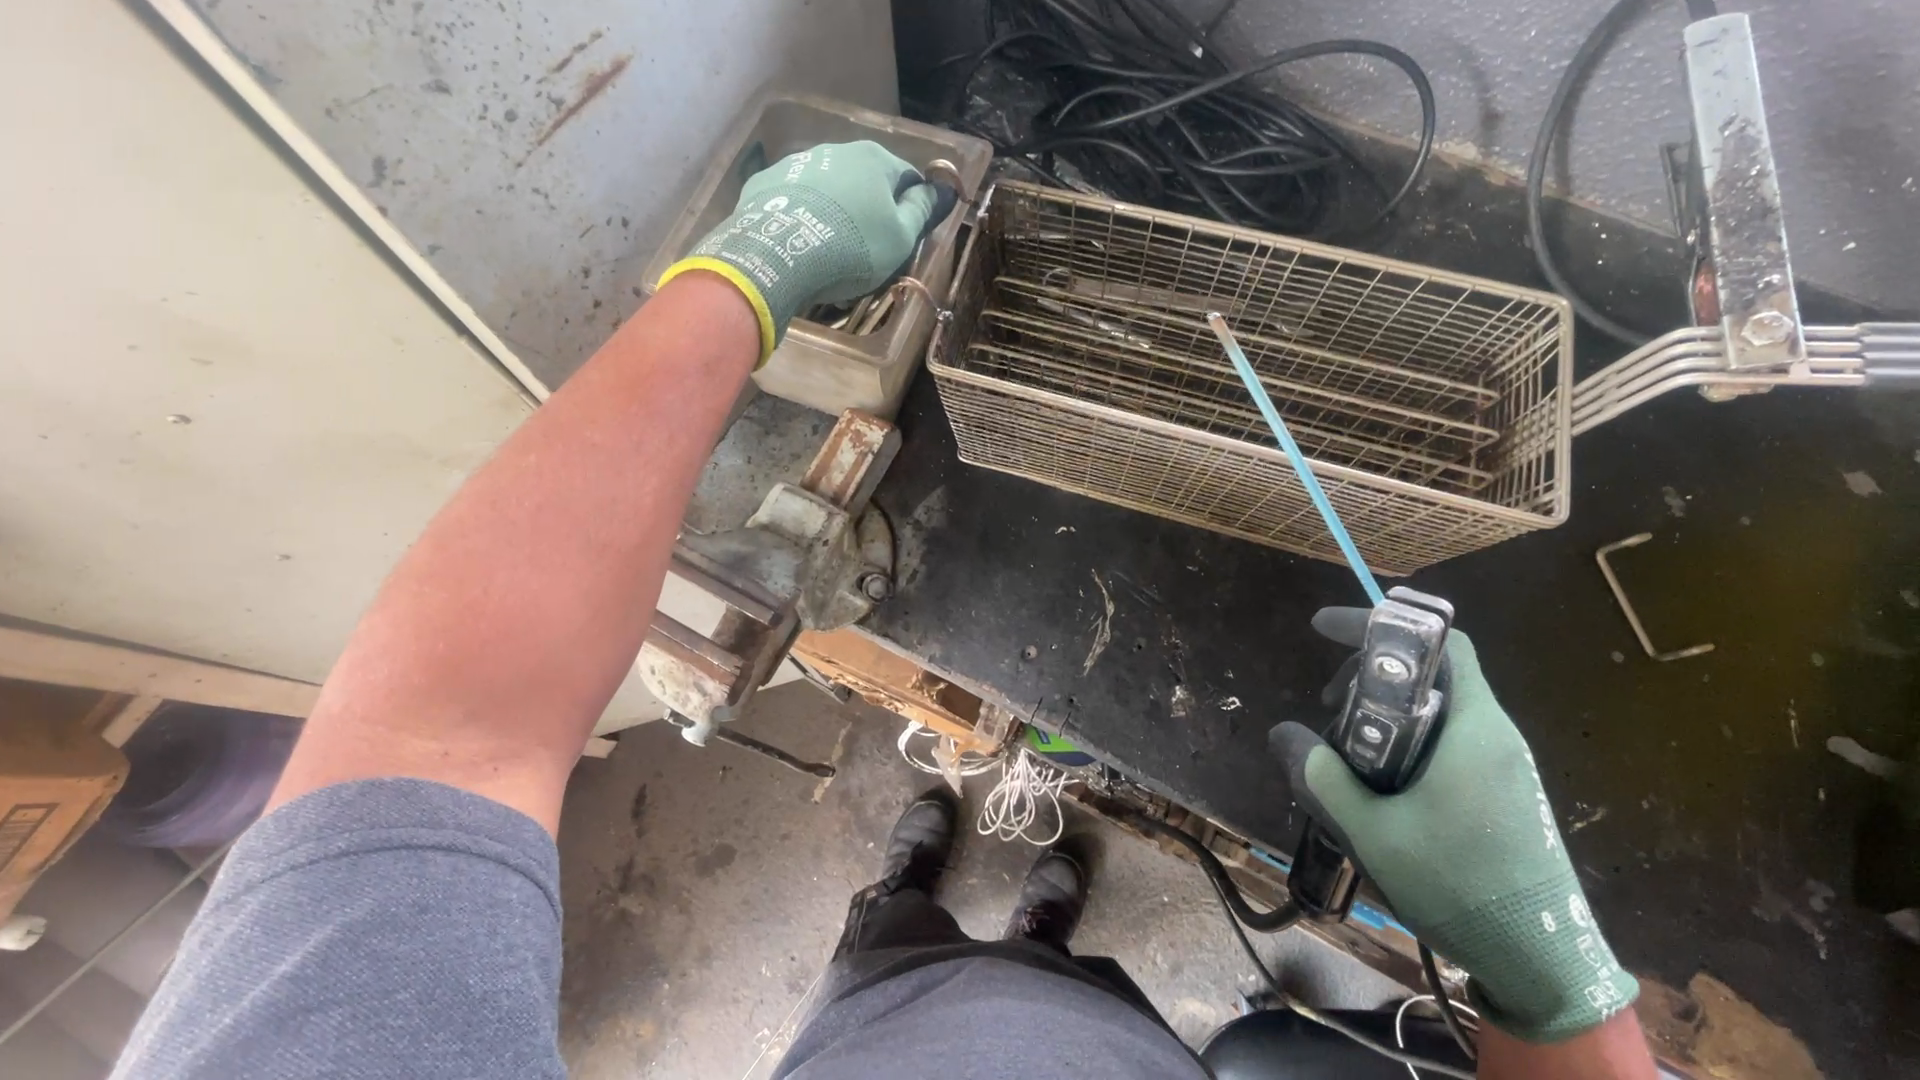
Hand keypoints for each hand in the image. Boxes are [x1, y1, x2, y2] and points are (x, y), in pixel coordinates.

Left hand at [657, 141, 944, 363]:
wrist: (780, 254)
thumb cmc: (853, 248)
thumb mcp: (900, 238)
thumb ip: (922, 210)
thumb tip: (942, 189)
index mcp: (875, 159)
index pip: (907, 178)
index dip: (911, 207)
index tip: (904, 235)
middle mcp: (837, 150)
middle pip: (865, 181)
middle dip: (869, 209)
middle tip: (866, 248)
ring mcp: (798, 163)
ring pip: (829, 188)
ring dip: (836, 211)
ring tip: (830, 249)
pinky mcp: (767, 182)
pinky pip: (796, 199)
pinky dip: (803, 215)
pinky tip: (801, 242)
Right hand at [1270, 612, 1638, 1042]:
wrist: (1541, 961)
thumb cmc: (1457, 884)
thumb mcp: (1373, 831)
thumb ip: (1322, 777)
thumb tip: (1281, 733)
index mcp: (1474, 729)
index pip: (1441, 644)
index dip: (1380, 625)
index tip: (1324, 630)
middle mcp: (1496, 735)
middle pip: (1432, 673)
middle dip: (1370, 675)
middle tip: (1327, 703)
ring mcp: (1504, 766)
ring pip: (1438, 710)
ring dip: (1385, 713)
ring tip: (1344, 750)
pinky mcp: (1504, 794)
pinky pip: (1450, 743)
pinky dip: (1406, 741)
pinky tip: (1378, 784)